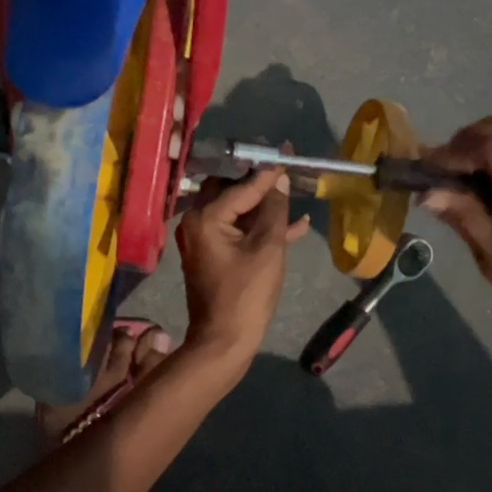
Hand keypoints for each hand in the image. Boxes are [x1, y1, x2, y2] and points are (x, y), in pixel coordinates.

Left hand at [175, 166, 311, 359]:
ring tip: (294, 195)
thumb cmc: (247, 294)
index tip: (286, 150)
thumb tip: (279, 177)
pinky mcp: (212, 255)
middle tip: (285, 171)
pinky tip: (295, 227)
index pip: (240, 185)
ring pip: (236, 212)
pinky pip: (237, 232)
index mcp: (205, 216)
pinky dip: (260, 229)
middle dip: (260, 183)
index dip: (267, 170)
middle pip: (230, 191)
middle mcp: (196, 222)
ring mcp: (202, 240)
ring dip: (264, 207)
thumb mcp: (268, 248)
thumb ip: (274, 209)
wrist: (224, 341)